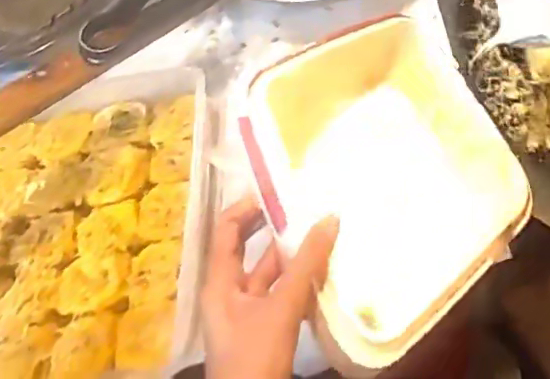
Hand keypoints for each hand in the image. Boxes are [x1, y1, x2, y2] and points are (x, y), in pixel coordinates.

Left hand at [202, 196, 338, 378]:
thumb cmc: (254, 359)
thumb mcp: (282, 308)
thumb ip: (306, 263)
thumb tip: (331, 216)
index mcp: (219, 282)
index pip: (227, 227)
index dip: (249, 205)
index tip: (279, 190)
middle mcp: (228, 292)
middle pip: (248, 246)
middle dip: (274, 226)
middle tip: (303, 205)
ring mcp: (245, 314)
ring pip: (269, 272)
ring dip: (293, 254)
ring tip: (321, 231)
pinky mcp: (263, 331)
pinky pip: (281, 294)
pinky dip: (299, 279)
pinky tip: (323, 271)